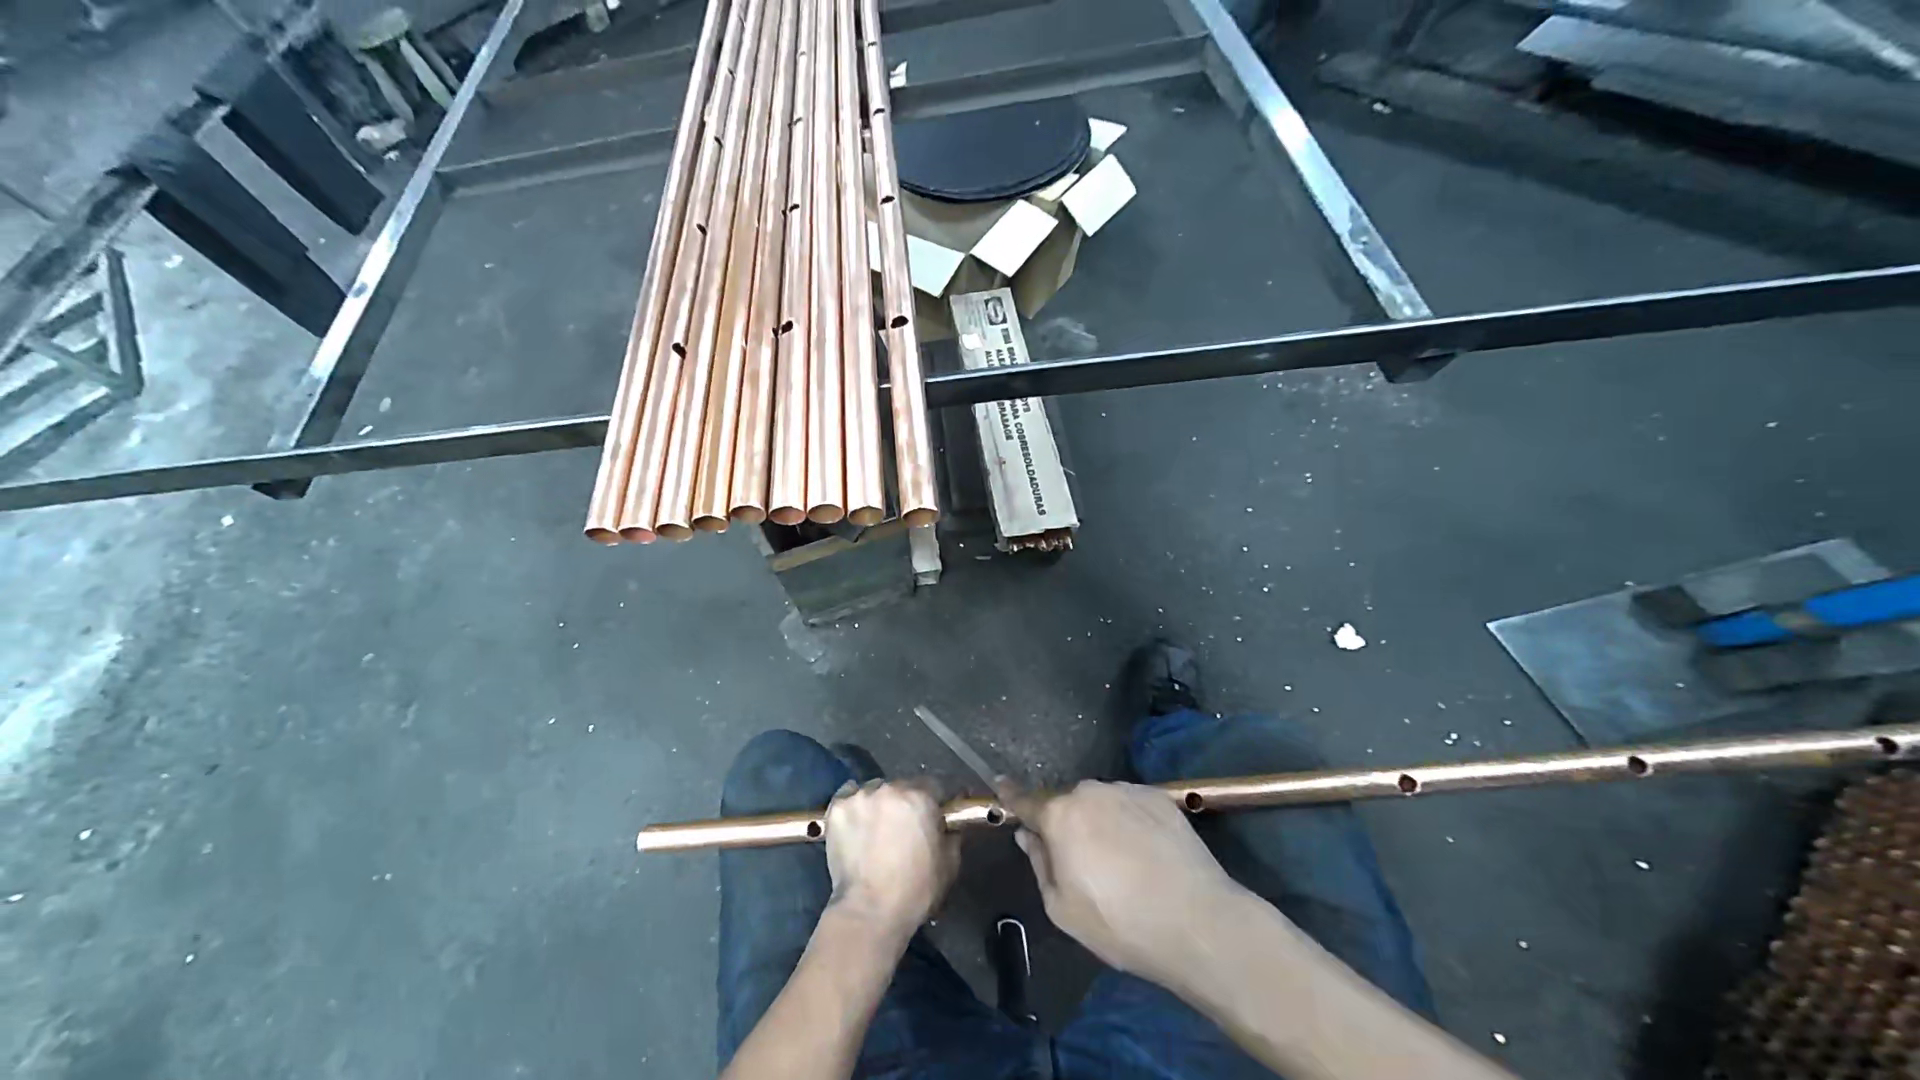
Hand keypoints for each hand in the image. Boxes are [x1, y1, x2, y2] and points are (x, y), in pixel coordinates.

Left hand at [824, 779, 959, 937]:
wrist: (869, 910)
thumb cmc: (916, 889)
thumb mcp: (950, 863)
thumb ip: (951, 834)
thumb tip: (948, 824)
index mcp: (921, 797)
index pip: (934, 785)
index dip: (935, 801)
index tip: (933, 816)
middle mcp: (891, 789)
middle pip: (902, 786)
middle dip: (905, 803)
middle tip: (903, 828)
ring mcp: (861, 797)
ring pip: (874, 790)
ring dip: (878, 803)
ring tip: (875, 828)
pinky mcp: (837, 809)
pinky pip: (848, 796)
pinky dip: (853, 805)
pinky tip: (855, 822)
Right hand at [1016, 781, 1248, 990]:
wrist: (1198, 922)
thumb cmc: (1120, 923)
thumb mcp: (1062, 908)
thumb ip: (1038, 862)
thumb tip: (1028, 834)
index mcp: (1061, 816)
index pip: (1026, 800)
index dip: (1010, 795)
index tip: (999, 785)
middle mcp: (1091, 792)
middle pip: (1068, 804)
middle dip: (1067, 823)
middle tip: (1081, 862)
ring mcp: (1129, 791)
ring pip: (1101, 803)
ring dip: (1100, 822)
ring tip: (1121, 862)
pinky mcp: (1161, 799)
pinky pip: (1130, 805)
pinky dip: (1129, 823)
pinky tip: (1146, 854)